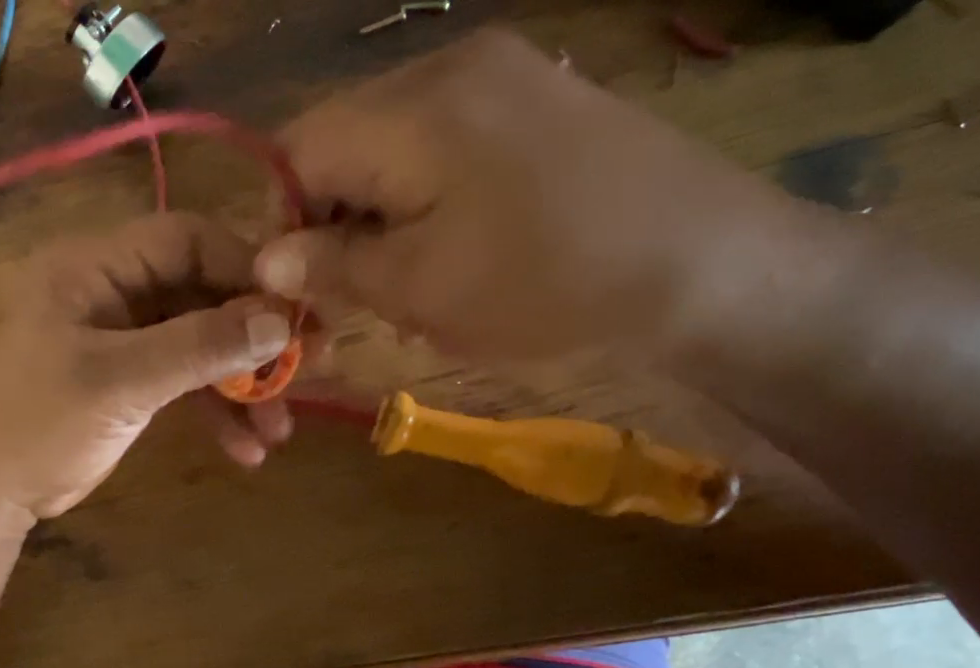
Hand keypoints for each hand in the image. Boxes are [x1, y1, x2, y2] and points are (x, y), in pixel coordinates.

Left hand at [0, 213, 296, 519]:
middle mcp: (106, 291)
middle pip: (197, 293)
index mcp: (90, 267)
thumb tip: (282, 323)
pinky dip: (212, 410)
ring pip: (195, 342)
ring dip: (238, 385)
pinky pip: (180, 379)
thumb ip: (200, 346)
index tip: (295, 309)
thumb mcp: (122, 383)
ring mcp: (116, 337)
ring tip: (278, 430)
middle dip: (249, 339)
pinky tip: (245, 450)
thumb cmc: (41, 426)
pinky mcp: (124, 379)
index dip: (243, 268)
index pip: (183, 240)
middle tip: (305, 371)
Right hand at [254, 29, 859, 368]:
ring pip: (389, 142)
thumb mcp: (417, 289)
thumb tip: (266, 259)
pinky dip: (424, 191)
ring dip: (377, 209)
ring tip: (412, 272)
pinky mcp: (537, 93)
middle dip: (332, 216)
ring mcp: (502, 71)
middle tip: (357, 287)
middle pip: (341, 139)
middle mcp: (450, 66)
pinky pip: (442, 137)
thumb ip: (329, 265)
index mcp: (412, 109)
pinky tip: (457, 240)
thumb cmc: (545, 285)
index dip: (282, 220)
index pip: (296, 149)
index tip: (305, 283)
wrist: (713, 267)